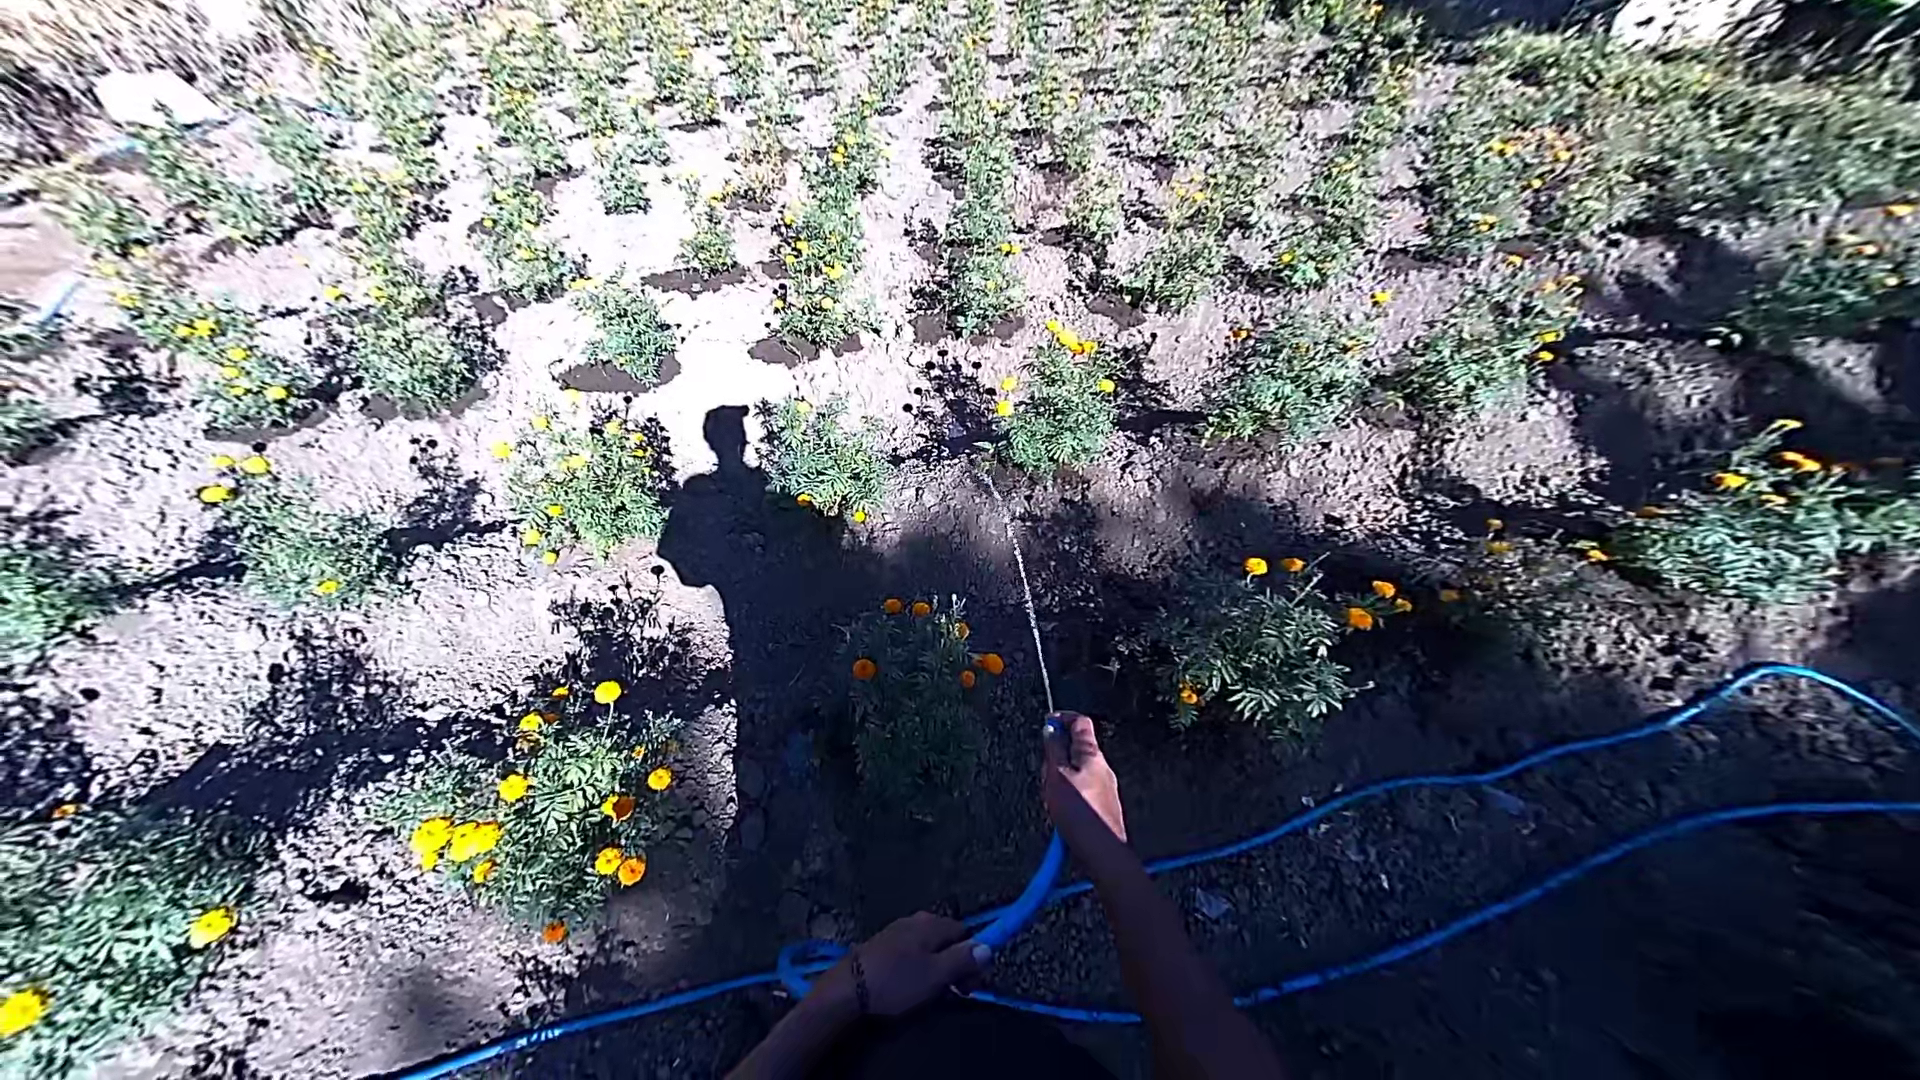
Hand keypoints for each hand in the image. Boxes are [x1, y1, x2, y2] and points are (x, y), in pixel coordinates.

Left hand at [816, 912, 987, 1016]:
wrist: (850, 986)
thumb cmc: (896, 981)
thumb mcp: (935, 975)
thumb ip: (962, 960)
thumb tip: (988, 947)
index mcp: (933, 923)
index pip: (966, 933)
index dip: (974, 958)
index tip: (971, 984)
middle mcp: (918, 919)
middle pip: (949, 938)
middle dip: (956, 963)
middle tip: (954, 992)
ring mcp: (901, 928)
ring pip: (931, 945)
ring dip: (939, 966)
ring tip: (933, 991)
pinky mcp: (887, 942)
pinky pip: (914, 950)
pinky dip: (921, 964)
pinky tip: (913, 983)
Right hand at [1042, 711, 1126, 853]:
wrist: (1102, 852)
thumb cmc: (1081, 813)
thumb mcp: (1056, 775)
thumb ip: (1053, 749)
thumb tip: (1050, 729)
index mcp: (1092, 754)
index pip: (1080, 722)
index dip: (1062, 718)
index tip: (1047, 722)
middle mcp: (1101, 767)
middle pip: (1076, 747)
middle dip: (1056, 753)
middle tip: (1045, 768)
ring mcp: (1103, 787)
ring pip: (1076, 770)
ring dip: (1059, 776)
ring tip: (1052, 795)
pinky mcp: (1100, 805)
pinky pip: (1080, 790)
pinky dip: (1067, 793)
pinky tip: (1060, 810)